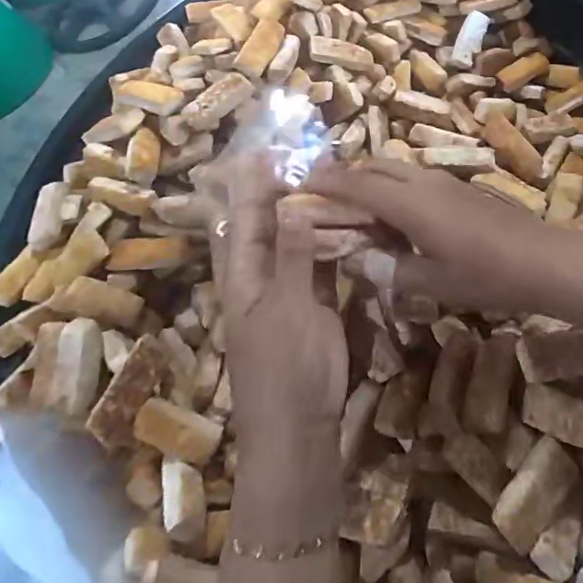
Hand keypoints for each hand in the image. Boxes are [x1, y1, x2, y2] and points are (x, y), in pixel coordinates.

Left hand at [206, 156, 347, 449]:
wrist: (299, 434)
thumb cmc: (288, 370)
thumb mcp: (290, 308)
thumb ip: (293, 254)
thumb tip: (293, 200)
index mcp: (241, 276)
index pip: (242, 216)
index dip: (252, 182)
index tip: (270, 147)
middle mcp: (257, 277)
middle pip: (262, 225)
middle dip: (275, 191)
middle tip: (300, 157)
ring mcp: (283, 292)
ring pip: (290, 242)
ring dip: (302, 212)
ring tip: (322, 179)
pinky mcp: (308, 306)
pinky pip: (313, 263)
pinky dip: (324, 241)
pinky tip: (341, 222)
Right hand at [303, 159, 582, 315]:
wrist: (543, 260)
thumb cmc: (484, 274)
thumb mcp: (432, 282)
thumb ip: (388, 270)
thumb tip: (353, 260)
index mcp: (409, 203)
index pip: (357, 184)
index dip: (328, 182)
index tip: (301, 183)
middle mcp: (422, 182)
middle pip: (375, 165)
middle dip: (346, 172)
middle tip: (324, 190)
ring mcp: (443, 182)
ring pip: (395, 168)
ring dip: (370, 177)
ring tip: (354, 201)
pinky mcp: (459, 189)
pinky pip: (412, 177)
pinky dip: (391, 185)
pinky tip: (395, 212)